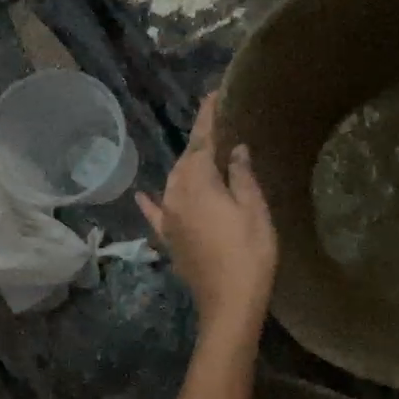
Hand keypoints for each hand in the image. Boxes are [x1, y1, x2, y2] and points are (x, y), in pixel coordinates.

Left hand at [137, 93, 277, 332]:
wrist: (229, 303)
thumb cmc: (250, 253)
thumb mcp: (255, 210)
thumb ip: (242, 176)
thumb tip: (236, 150)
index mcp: (198, 182)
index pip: (202, 141)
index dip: (207, 117)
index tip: (212, 95)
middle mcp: (176, 195)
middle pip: (187, 160)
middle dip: (199, 141)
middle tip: (217, 125)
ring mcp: (169, 219)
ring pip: (175, 182)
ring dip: (187, 166)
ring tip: (203, 153)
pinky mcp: (170, 240)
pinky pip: (157, 213)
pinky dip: (151, 202)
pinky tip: (143, 194)